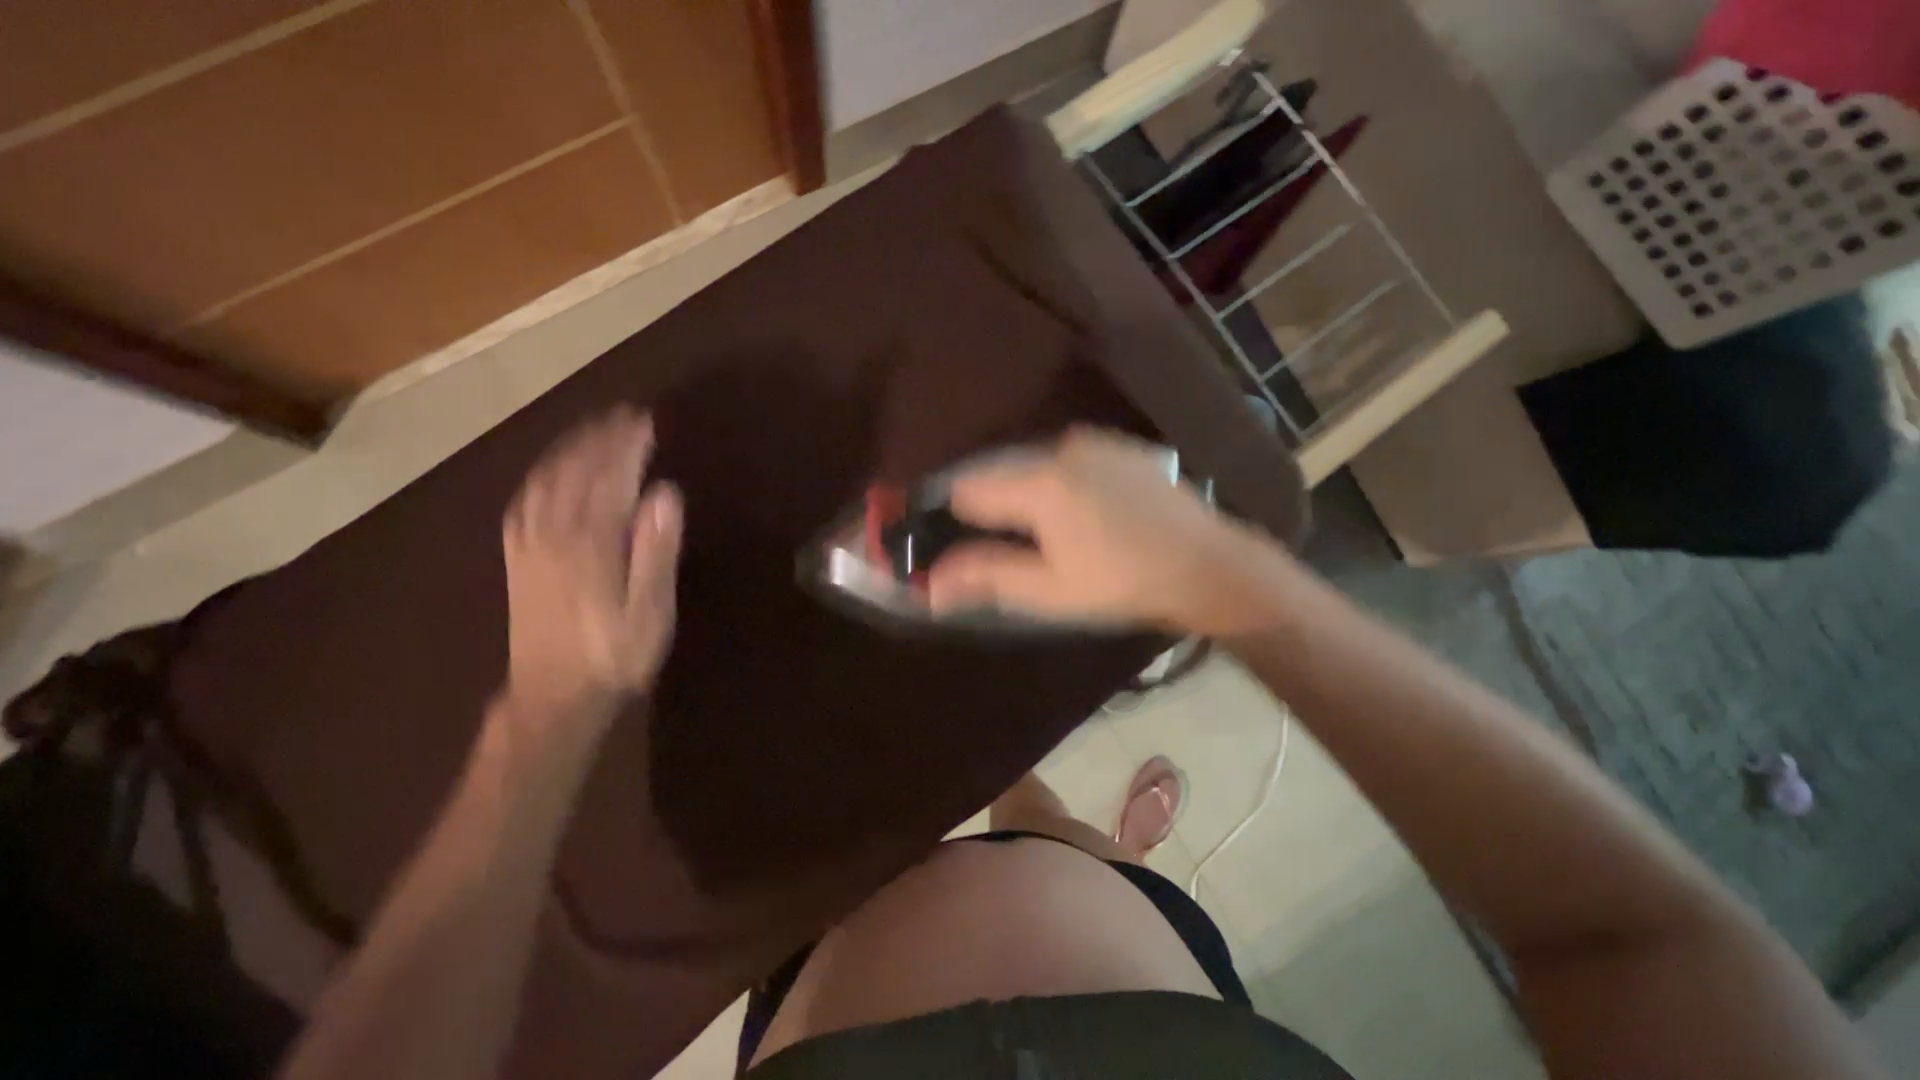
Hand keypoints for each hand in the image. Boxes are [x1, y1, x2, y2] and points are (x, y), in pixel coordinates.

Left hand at [500, 408, 682, 725]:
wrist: (552, 697)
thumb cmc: (613, 656)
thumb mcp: (649, 611)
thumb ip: (656, 550)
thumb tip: (666, 493)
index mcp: (590, 540)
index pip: (611, 475)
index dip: (628, 443)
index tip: (646, 418)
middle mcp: (553, 530)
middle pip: (576, 468)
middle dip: (600, 436)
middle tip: (624, 414)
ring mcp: (528, 541)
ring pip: (547, 477)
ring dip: (571, 447)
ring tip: (594, 428)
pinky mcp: (516, 555)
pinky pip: (525, 498)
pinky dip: (542, 473)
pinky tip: (553, 468)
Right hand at [926, 427, 1285, 633]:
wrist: (1209, 566)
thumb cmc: (1122, 584)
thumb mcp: (1050, 590)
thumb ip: (986, 576)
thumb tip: (929, 584)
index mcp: (1040, 482)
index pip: (967, 488)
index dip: (952, 518)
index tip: (955, 546)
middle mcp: (1062, 449)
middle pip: (1002, 474)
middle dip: (995, 510)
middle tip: (1010, 551)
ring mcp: (1097, 444)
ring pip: (1037, 468)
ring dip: (1031, 497)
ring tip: (1054, 540)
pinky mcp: (1123, 449)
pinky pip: (1072, 463)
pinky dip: (1064, 486)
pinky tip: (1088, 520)